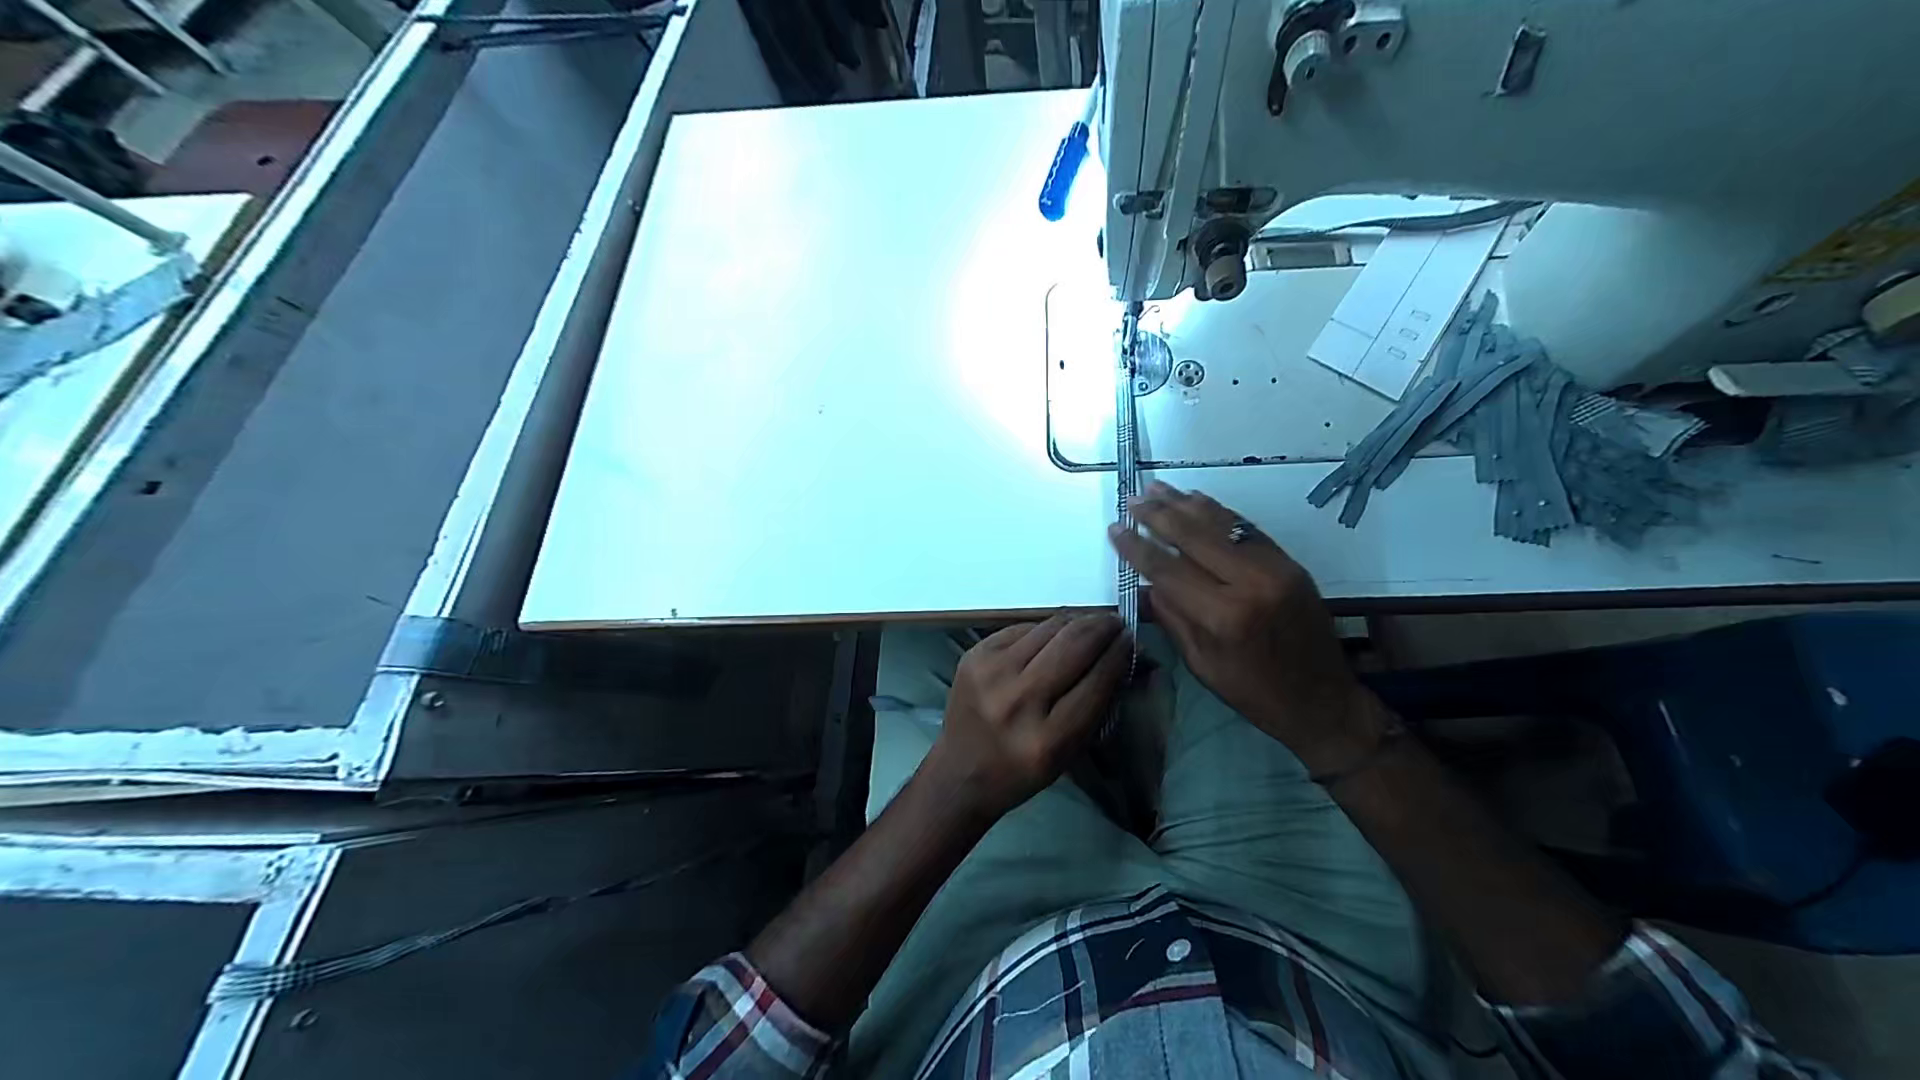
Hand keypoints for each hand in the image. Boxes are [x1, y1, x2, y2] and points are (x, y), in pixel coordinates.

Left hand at [920, 613, 1132, 820]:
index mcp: (1048, 739)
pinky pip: (1022, 628)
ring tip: (1092, 622)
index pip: (1097, 681)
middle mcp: (1018, 703)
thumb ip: (1099, 705)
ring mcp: (992, 674)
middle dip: (1102, 628)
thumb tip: (1128, 654)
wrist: (962, 771)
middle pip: (1074, 646)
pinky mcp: (974, 655)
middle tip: (1116, 623)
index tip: (1133, 641)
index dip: (1120, 655)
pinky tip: (1056, 633)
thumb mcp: (1069, 751)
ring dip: (1077, 620)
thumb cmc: (1023, 769)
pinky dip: (1045, 628)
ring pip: (1048, 628)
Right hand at [1107, 481, 1379, 770]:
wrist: (1324, 701)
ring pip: (1222, 524)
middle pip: (1193, 536)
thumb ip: (1172, 617)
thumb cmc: (1254, 693)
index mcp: (1223, 616)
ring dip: (1186, 503)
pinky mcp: (1290, 564)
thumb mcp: (1201, 663)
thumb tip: (1147, 581)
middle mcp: (1250, 584)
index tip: (1115, 528)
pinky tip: (1197, 500)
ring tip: (1157, 488)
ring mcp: (1275, 569)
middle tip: (1133, 498)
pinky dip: (1219, 512)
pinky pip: (1247, 529)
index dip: (1137, 547)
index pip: (1167, 569)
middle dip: (1158, 515)